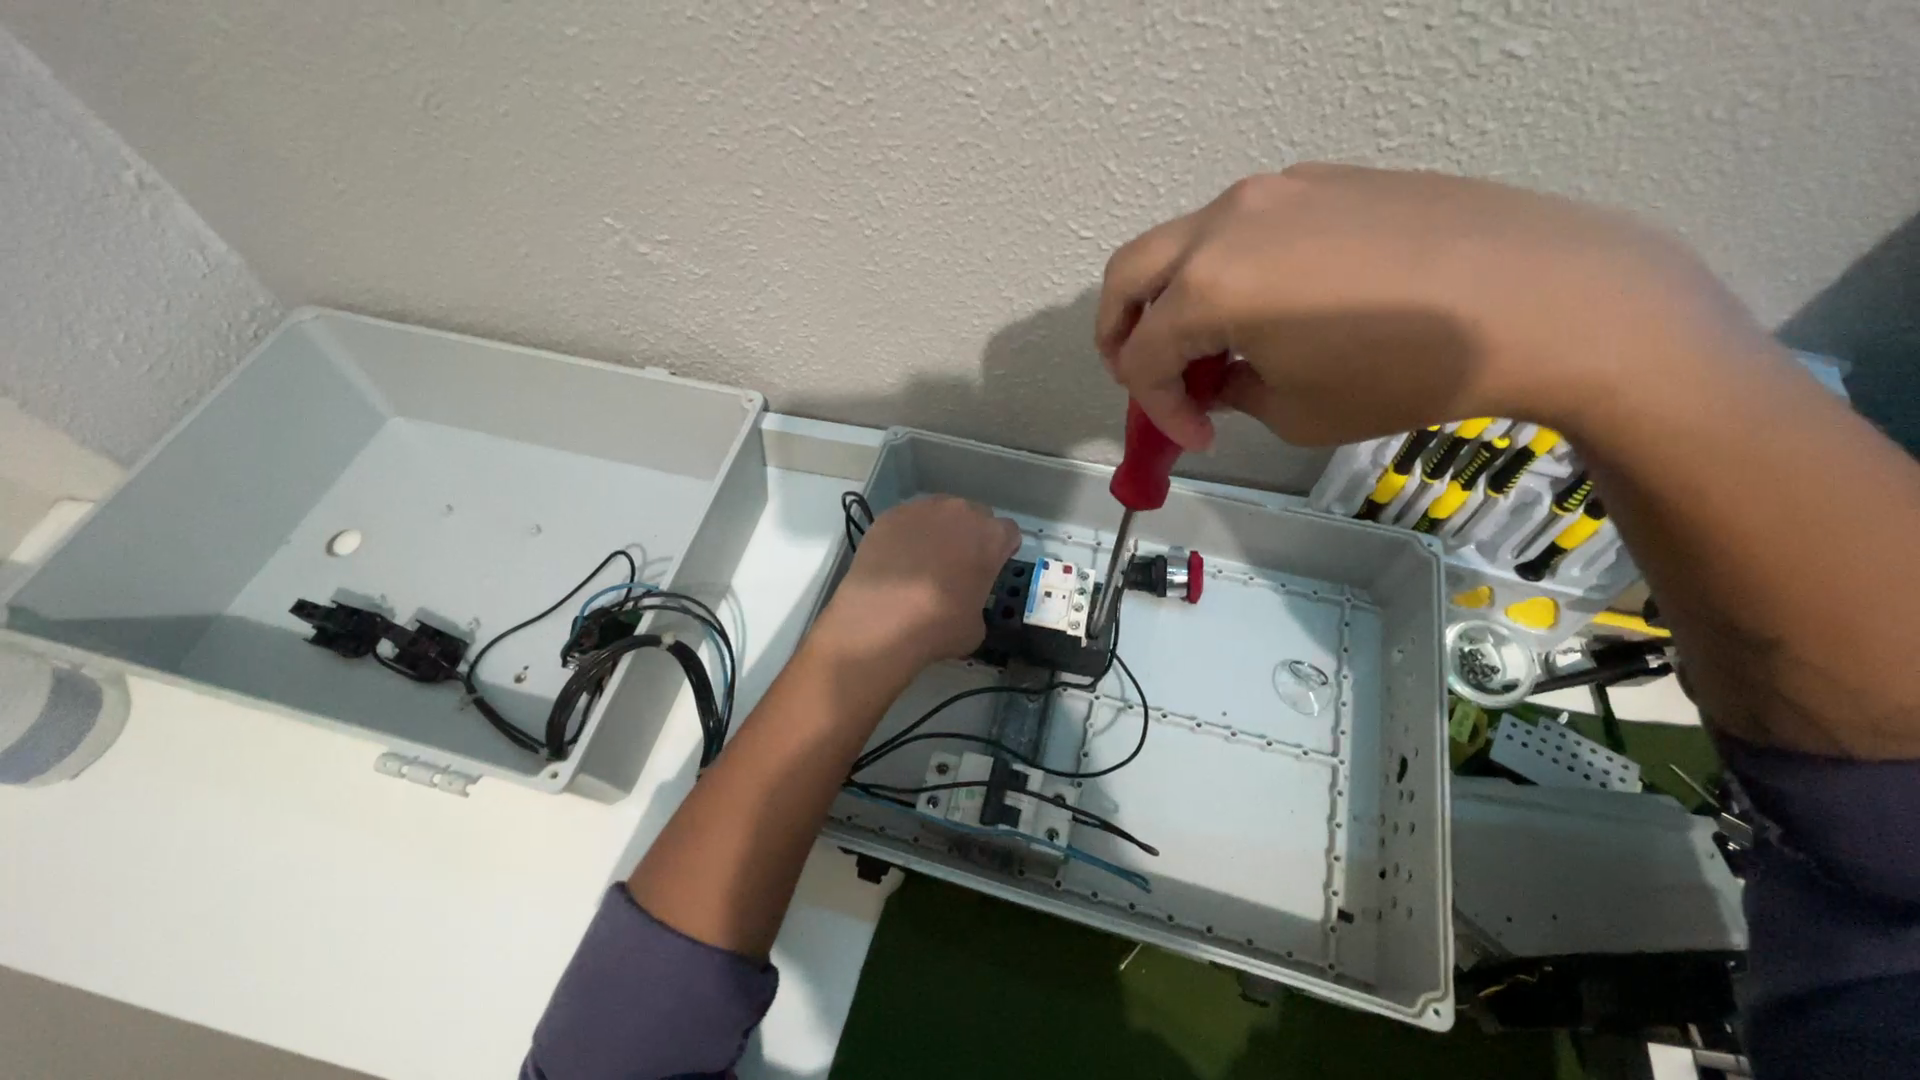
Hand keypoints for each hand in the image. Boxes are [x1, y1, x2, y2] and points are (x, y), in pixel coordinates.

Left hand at [812, 496, 1019, 678]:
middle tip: (956, 564)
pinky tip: (896, 560)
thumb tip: (965, 605)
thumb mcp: (975, 627)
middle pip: (974, 516)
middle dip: (970, 535)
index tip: (990, 567)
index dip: (1001, 549)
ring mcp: (923, 509)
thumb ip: (977, 604)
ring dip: (938, 530)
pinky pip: (907, 520)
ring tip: (922, 560)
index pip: (1008, 532)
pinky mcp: (890, 515)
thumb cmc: (939, 625)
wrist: (881, 618)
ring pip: (939, 512)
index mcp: (991, 537)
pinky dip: (906, 535)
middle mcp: (961, 512)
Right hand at [1096, 164, 1767, 447]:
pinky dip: (1228, 271)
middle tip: (1145, 377)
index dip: (1154, 408)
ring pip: (1183, 243)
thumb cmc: (1406, 373)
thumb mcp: (1300, 411)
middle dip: (1120, 336)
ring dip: (1174, 299)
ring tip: (1213, 345)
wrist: (1539, 296)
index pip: (1143, 355)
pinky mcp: (1321, 180)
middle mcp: (1225, 224)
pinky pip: (1243, 227)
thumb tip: (1215, 382)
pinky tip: (1274, 305)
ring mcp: (1274, 191)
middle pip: (1128, 276)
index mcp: (1211, 287)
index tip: (1195, 436)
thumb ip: (1233, 393)